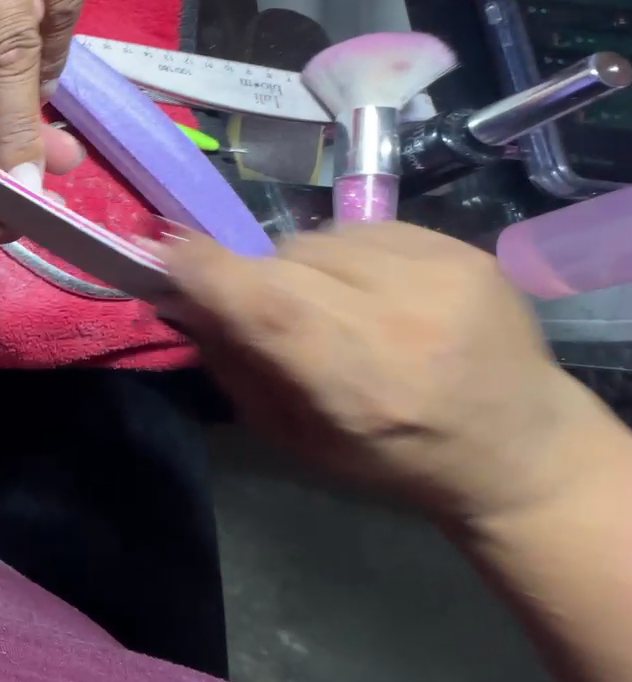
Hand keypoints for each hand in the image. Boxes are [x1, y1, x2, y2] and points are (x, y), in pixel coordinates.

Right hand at [157, 222, 619, 525]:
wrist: (521, 447)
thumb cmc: (382, 453)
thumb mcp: (285, 431)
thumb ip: (229, 360)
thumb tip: (177, 298)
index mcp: (354, 384)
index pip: (265, 302)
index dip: (203, 269)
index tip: (160, 252)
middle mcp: (403, 322)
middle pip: (277, 262)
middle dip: (245, 276)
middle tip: (251, 304)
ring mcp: (442, 278)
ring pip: (311, 239)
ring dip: (292, 265)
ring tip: (320, 299)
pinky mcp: (465, 251)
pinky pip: (356, 229)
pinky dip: (338, 253)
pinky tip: (362, 286)